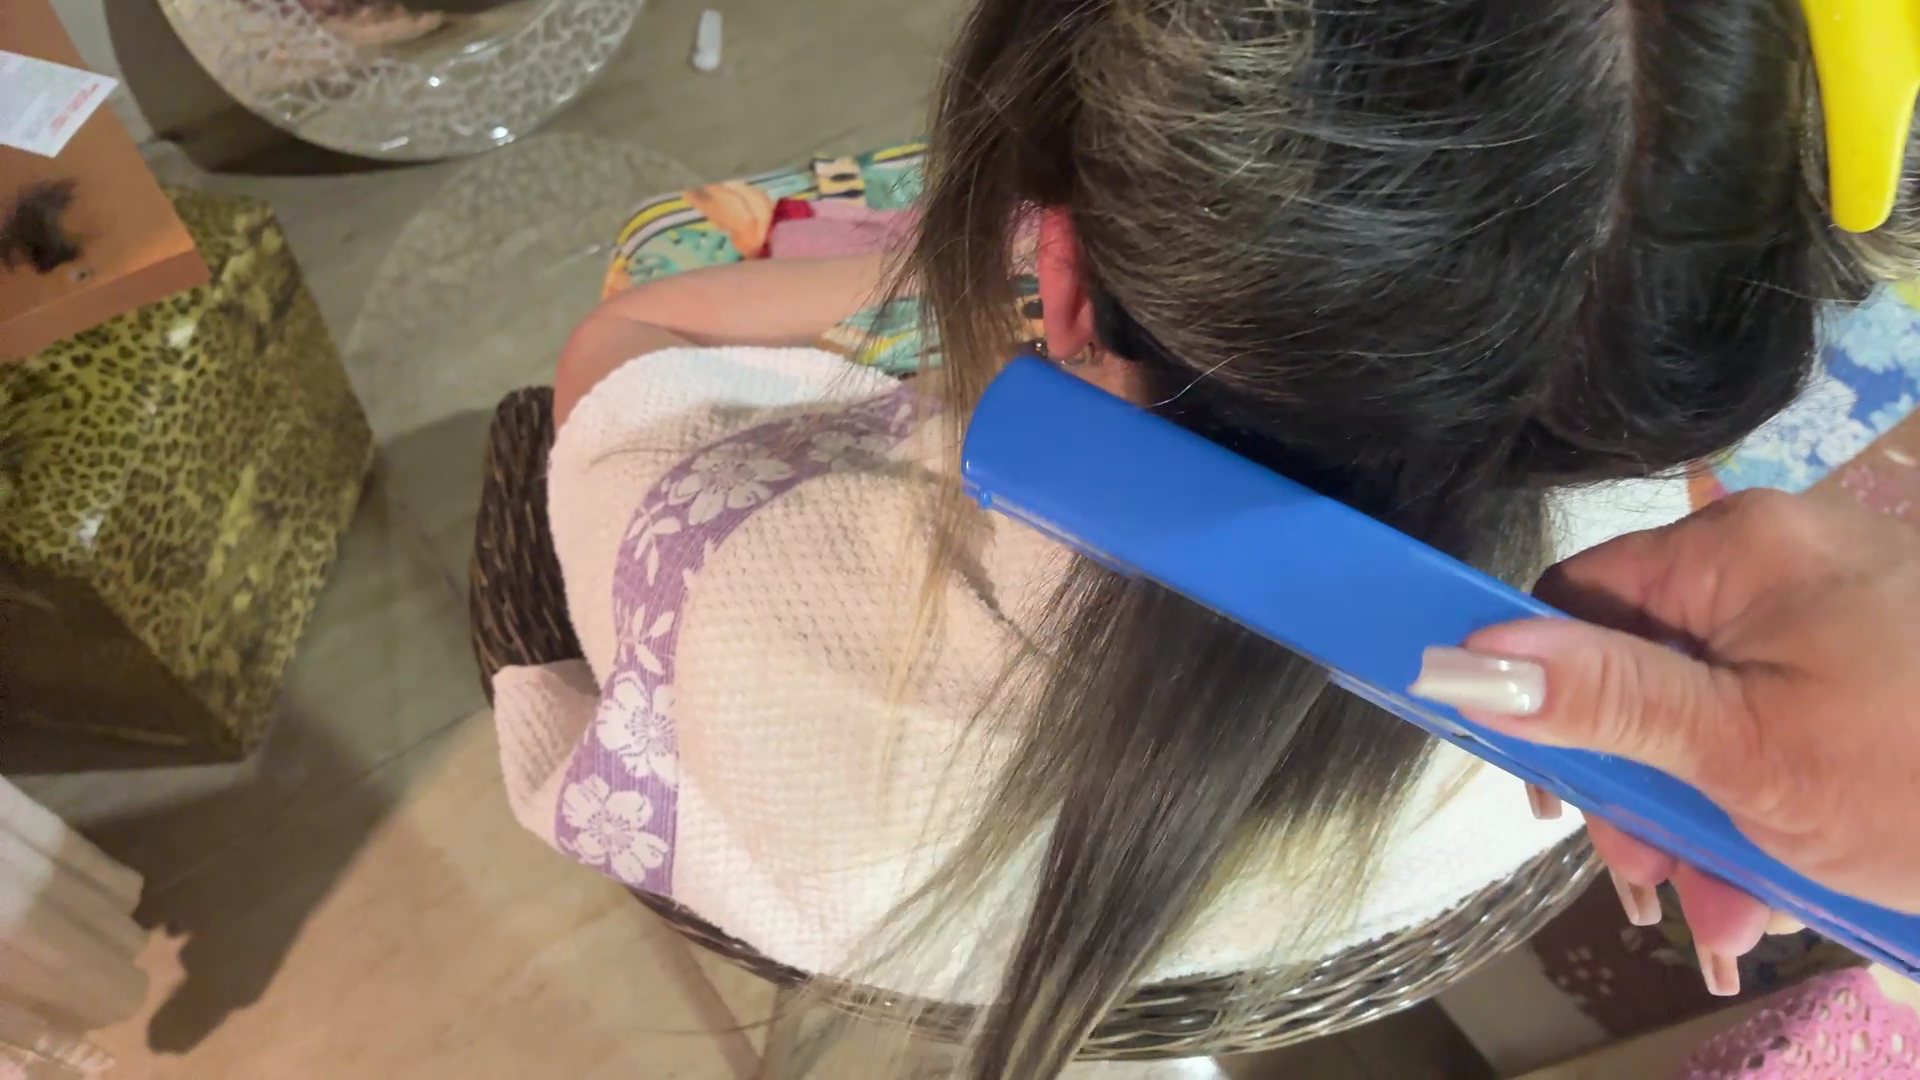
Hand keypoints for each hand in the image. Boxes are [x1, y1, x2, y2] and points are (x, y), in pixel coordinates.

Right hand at [1411, 489, 1919, 991]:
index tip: (1544, 781)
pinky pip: (1768, 716)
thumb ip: (1590, 696)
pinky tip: (1764, 879)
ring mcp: (1832, 611)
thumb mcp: (1747, 752)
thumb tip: (1450, 662)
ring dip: (1686, 806)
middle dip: (1624, 773)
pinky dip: (1754, 797)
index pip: (1568, 598)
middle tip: (1638, 871)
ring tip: (1710, 902)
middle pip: (1633, 660)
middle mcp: (1776, 560)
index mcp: (1734, 550)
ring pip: (1700, 701)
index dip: (1533, 685)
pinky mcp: (1876, 659)